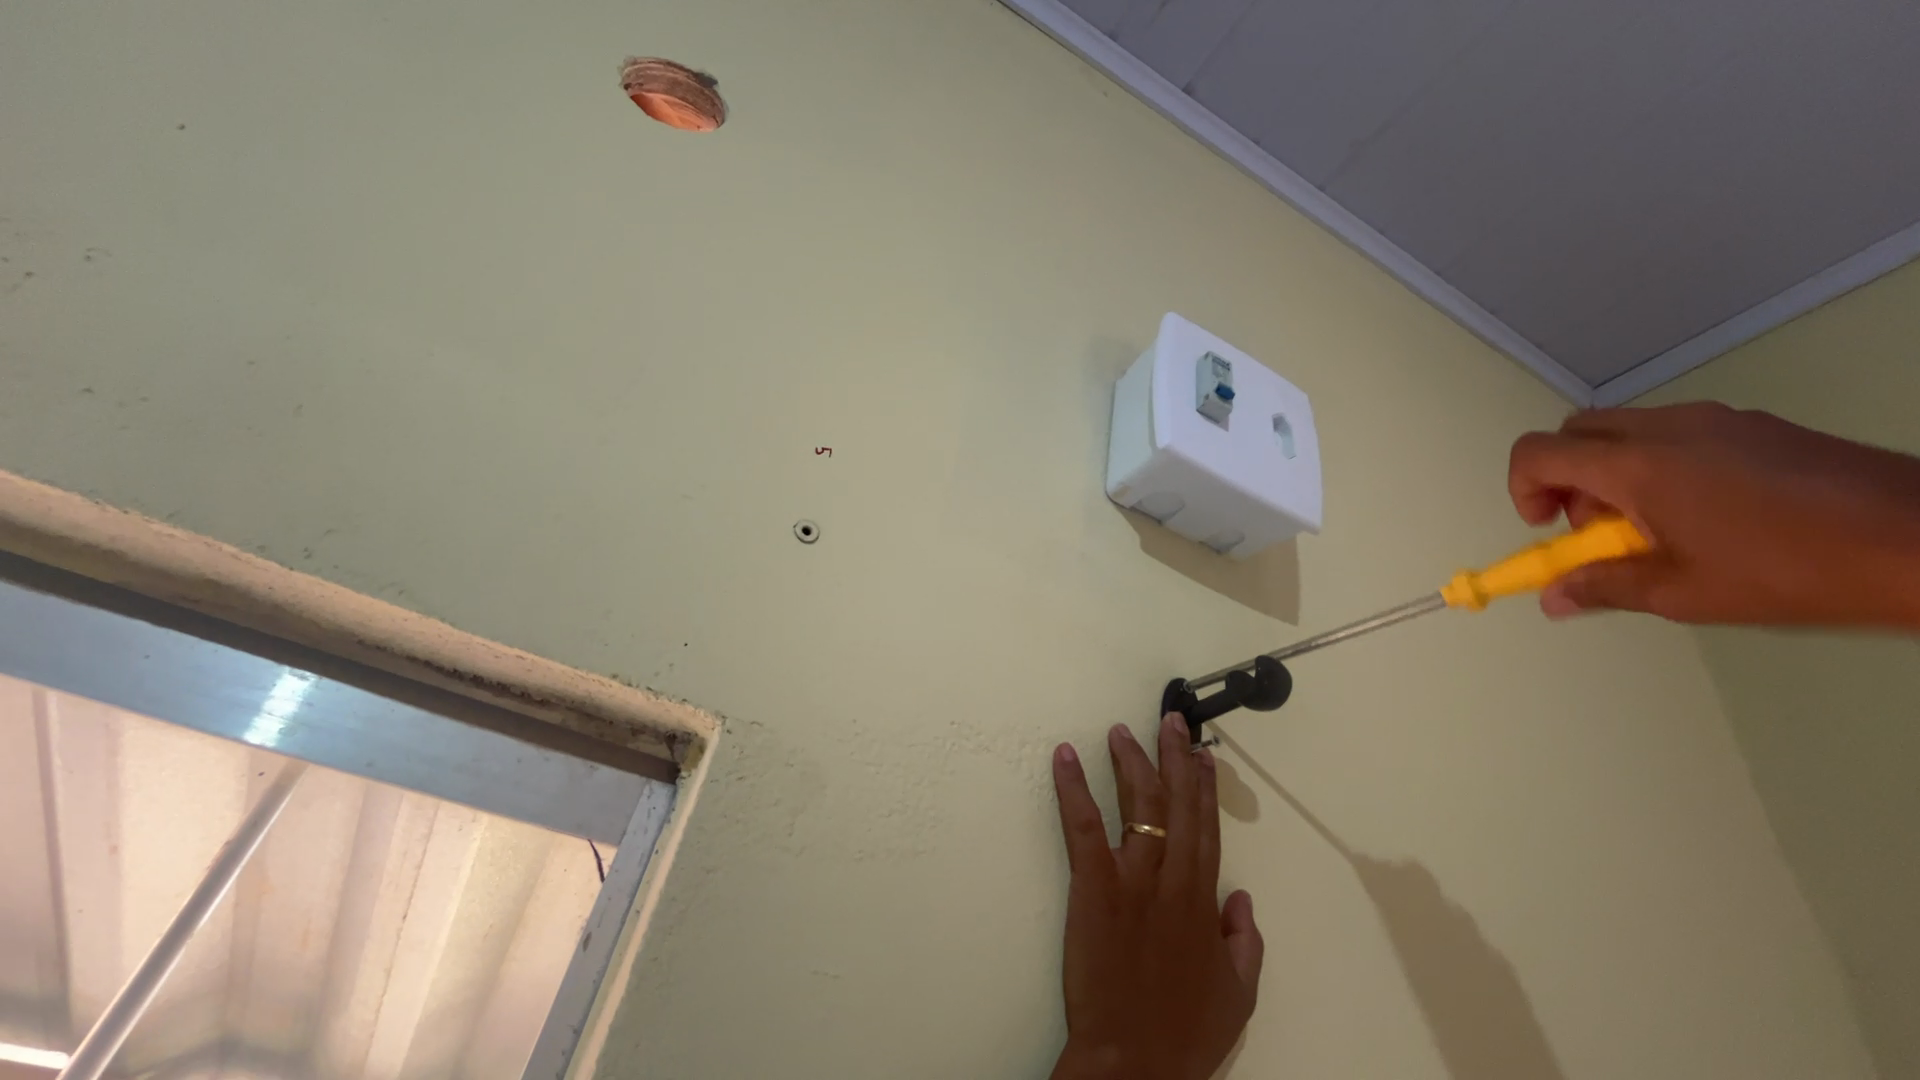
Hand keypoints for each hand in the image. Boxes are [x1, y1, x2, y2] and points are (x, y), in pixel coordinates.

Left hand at [1049, 715, 1263, 1079]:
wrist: (1136, 1064)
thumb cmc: (1183, 1033)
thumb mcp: (1238, 994)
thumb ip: (1244, 942)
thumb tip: (1242, 898)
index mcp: (1205, 902)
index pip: (1209, 830)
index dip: (1206, 789)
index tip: (1204, 754)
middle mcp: (1174, 881)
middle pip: (1179, 806)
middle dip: (1176, 758)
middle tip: (1169, 720)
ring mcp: (1134, 880)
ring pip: (1140, 807)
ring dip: (1132, 763)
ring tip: (1122, 731)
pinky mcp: (1094, 886)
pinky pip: (1084, 827)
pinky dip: (1074, 789)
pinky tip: (1066, 757)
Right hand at [1508, 403, 1919, 627]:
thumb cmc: (1790, 571)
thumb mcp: (1684, 593)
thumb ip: (1605, 586)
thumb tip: (1554, 598)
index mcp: (1639, 466)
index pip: (1539, 452)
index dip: (1523, 488)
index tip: (1550, 529)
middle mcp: (1670, 428)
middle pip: (1576, 432)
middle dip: (1564, 478)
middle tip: (1597, 528)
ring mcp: (1718, 420)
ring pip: (1627, 429)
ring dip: (1612, 471)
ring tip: (1656, 525)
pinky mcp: (1757, 424)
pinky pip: (1676, 432)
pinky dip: (1659, 463)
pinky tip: (1707, 511)